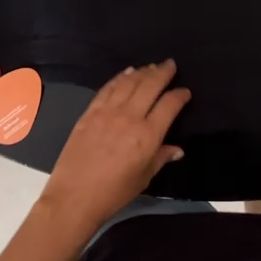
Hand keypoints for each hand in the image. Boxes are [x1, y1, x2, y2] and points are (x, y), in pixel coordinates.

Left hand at [38, 61, 189, 234]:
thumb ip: (161, 158)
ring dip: (142, 72)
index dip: (180, 95)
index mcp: (148, 135)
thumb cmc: (114, 192)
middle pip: (150, 85)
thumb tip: (177, 149)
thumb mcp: (144, 178)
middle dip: (163, 72)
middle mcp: (130, 117)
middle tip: (170, 64)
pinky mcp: (90, 112)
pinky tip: (127, 73)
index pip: (169, 105)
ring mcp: (108, 112)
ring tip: (151, 66)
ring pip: (129, 82)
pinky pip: (108, 88)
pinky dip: (120, 77)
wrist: (75, 195)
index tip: (185, 92)